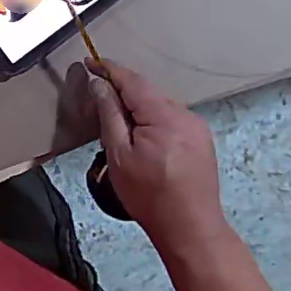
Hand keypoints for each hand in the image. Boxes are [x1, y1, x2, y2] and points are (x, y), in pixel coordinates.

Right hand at [83, 60, 228, 249]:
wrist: (190, 228)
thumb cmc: (148, 194)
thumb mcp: (118, 154)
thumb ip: (109, 114)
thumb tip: (99, 84)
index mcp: (164, 116)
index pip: (133, 81)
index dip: (109, 69)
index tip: (89, 62)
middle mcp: (185, 115)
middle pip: (147, 92)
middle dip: (121, 91)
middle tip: (96, 100)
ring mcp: (196, 127)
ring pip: (158, 105)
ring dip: (136, 107)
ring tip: (116, 125)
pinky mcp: (201, 140)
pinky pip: (170, 118)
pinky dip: (151, 119)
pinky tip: (140, 137)